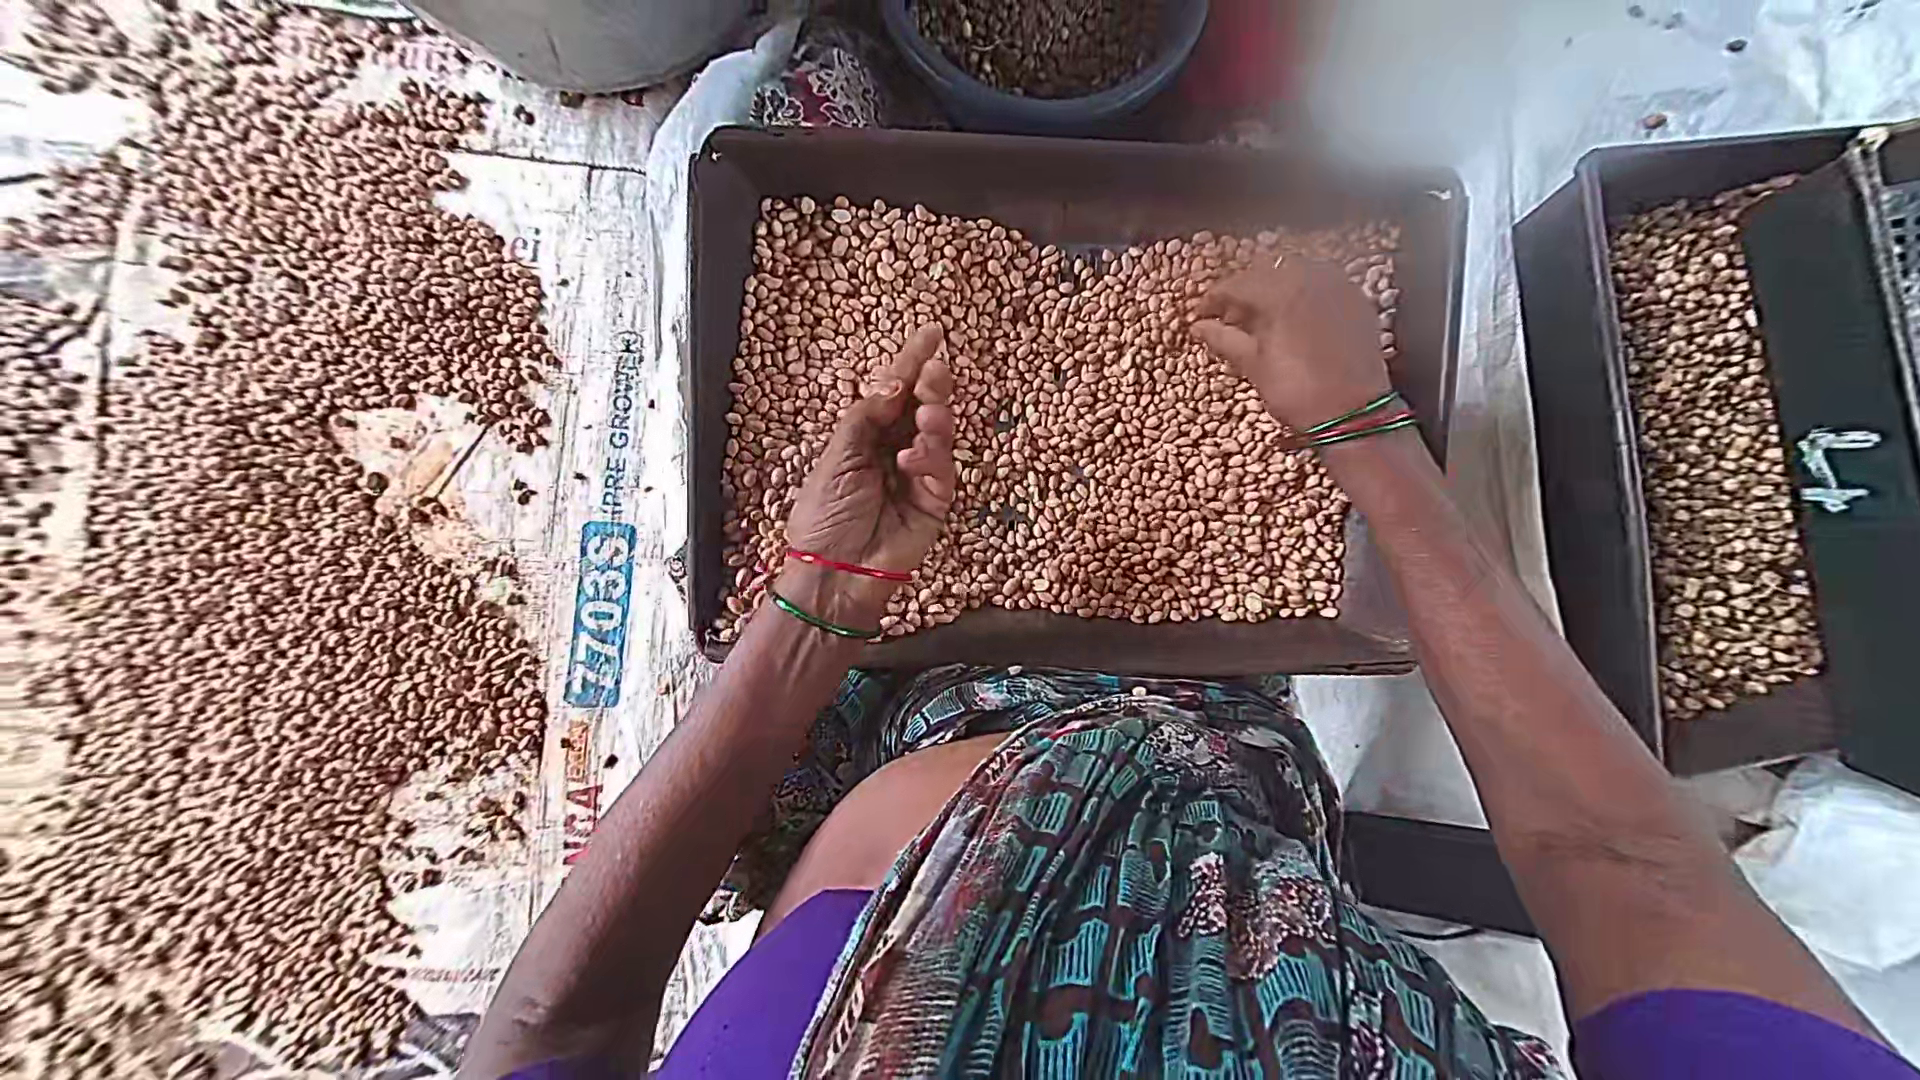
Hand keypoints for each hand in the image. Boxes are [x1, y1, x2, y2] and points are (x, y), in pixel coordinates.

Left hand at [777, 324, 955, 627]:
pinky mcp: (935, 501)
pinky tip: (911, 459)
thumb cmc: (825, 513)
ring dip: (935, 417)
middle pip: (924, 406)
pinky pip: (942, 470)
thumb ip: (866, 416)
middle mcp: (896, 450)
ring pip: (939, 433)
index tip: (932, 332)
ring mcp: (918, 475)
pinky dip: (929, 459)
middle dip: (932, 385)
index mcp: (868, 435)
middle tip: (935, 369)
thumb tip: (896, 383)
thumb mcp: (836, 455)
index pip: (897, 392)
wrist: (834, 570)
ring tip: (925, 413)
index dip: (913, 361)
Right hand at [1190, 260, 1391, 432]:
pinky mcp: (1355, 301)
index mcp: (1281, 293)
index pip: (1237, 284)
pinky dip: (1297, 295)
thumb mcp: (1252, 366)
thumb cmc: (1296, 390)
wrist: (1352, 412)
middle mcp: (1312, 279)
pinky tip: (1288, 320)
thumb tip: (1198, 326)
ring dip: (1270, 291)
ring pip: (1293, 274)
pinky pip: (1318, 284)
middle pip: (1265, 273)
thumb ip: (1223, 339)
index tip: (1200, 316)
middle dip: (1242, 293)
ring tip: (1257, 321)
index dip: (1213, 299)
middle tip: (1225, 319)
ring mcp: (1338, 287)